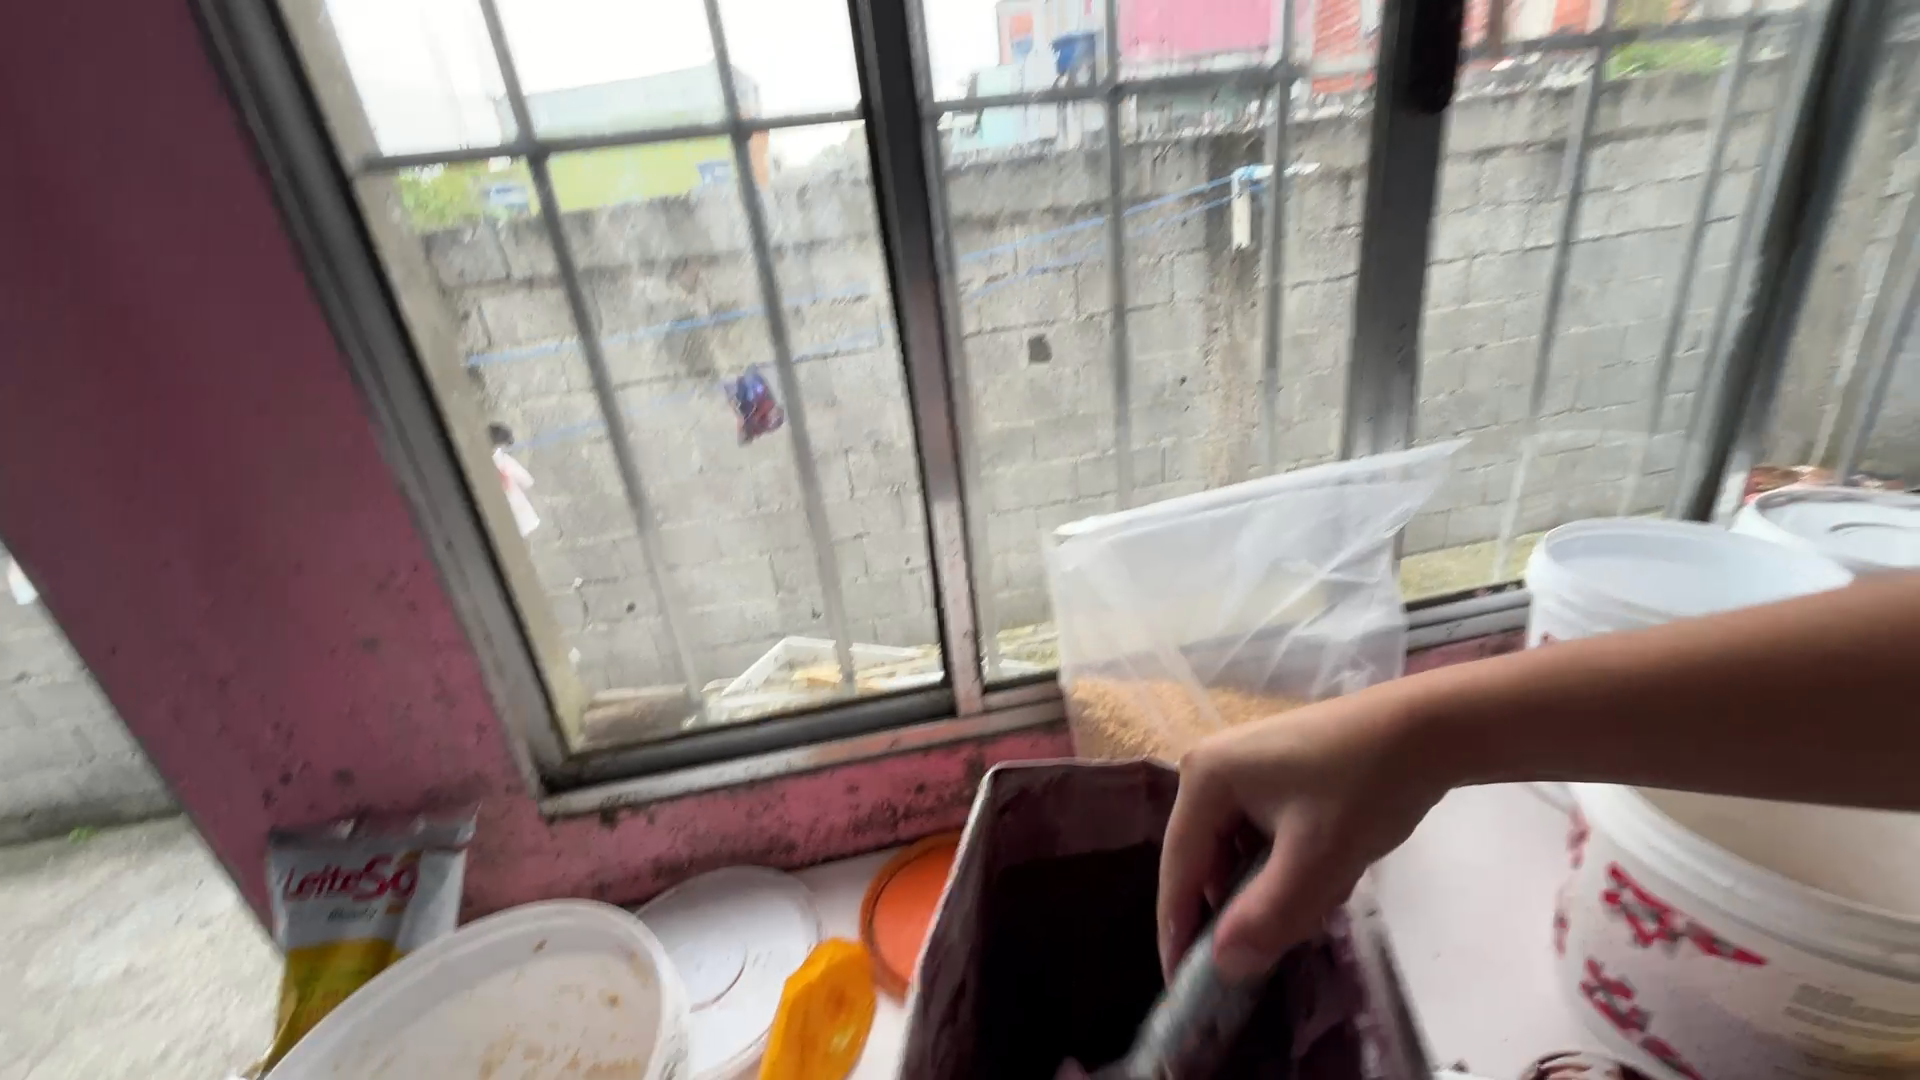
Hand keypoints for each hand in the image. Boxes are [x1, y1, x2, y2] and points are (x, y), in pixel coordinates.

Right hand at [1157, 685, 1448, 981]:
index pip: (1178, 866)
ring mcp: (1234, 766)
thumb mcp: (1319, 859)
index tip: (1181, 985)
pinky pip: (1252, 832)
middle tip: (1260, 953)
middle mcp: (1206, 767)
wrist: (1423, 728)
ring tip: (1308, 904)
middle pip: (1203, 857)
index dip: (1177, 927)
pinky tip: (1317, 873)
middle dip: (1231, 907)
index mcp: (1204, 779)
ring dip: (1262, 886)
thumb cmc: (1364, 787)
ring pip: (1232, 848)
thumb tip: (1223, 965)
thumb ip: (1268, 915)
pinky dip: (1277, 864)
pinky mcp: (1262, 771)